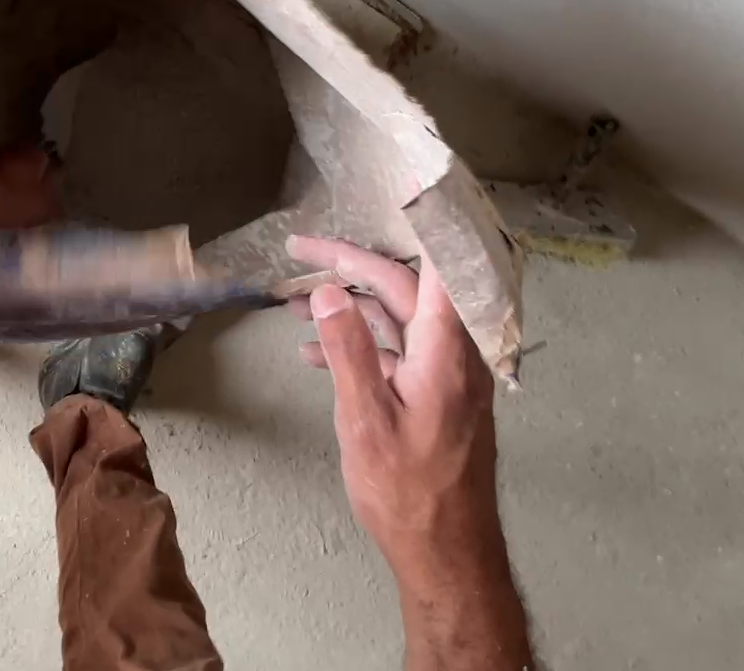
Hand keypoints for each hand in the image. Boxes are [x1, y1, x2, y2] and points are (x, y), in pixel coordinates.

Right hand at [286, 235, 498, 567]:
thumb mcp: (365, 419)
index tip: (398, 190)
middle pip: (401, 286)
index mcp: (445, 351)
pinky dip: (354, 342)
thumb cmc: (407, 490)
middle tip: (298, 249)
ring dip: (345, 303)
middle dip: (349, 264)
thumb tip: (328, 292)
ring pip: (392, 316)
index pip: (441, 268)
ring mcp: (442, 373)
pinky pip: (391, 349)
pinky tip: (313, 352)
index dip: (426, 223)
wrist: (444, 553)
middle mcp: (451, 353)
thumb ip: (348, 350)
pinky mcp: (430, 392)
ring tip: (292, 300)